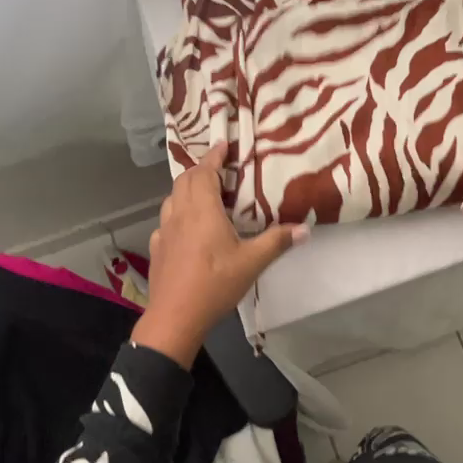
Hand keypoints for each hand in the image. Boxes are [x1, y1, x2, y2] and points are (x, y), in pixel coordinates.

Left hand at [135, 141, 308, 367]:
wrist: (175, 317)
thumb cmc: (214, 285)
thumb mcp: (252, 263)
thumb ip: (277, 242)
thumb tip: (305, 228)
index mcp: (202, 210)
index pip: (204, 172)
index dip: (213, 156)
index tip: (223, 145)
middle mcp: (179, 214)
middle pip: (185, 180)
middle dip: (201, 170)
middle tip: (219, 169)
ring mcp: (164, 231)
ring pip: (172, 198)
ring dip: (187, 190)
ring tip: (205, 194)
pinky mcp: (157, 248)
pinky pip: (166, 221)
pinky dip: (177, 214)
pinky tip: (187, 228)